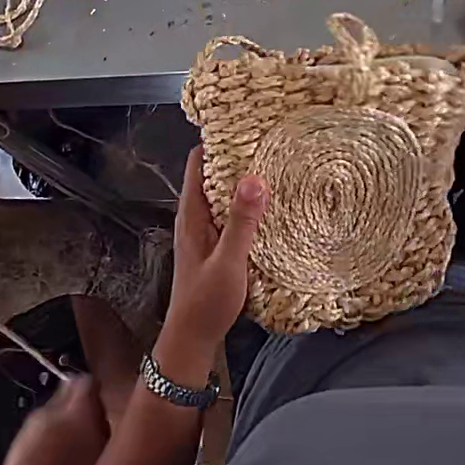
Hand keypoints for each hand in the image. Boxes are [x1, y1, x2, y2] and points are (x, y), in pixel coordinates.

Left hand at [157, 148, 266, 377]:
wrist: (192, 339)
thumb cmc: (206, 301)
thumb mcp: (229, 260)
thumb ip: (241, 222)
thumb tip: (255, 179)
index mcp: (191, 214)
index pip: (198, 163)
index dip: (216, 141)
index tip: (243, 126)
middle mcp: (194, 217)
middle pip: (211, 175)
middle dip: (235, 158)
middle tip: (267, 142)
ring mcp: (203, 231)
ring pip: (221, 194)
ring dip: (241, 181)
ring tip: (272, 166)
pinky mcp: (213, 244)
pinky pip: (228, 212)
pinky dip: (244, 203)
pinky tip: (266, 205)